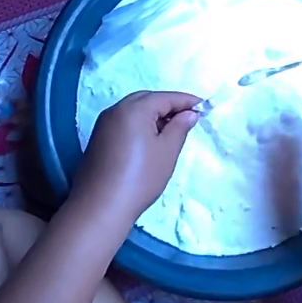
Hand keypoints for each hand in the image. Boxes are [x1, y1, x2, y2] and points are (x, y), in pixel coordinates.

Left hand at [72, 91, 200, 224]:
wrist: (101, 205)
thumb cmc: (140, 177)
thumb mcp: (167, 151)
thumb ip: (179, 127)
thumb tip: (188, 113)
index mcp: (133, 109)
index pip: (164, 97)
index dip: (185, 100)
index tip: (203, 105)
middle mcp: (115, 110)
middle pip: (146, 99)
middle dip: (167, 105)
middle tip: (188, 118)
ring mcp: (103, 123)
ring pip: (133, 110)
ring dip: (152, 114)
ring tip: (171, 130)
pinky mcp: (98, 137)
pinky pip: (123, 121)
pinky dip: (139, 124)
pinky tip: (149, 139)